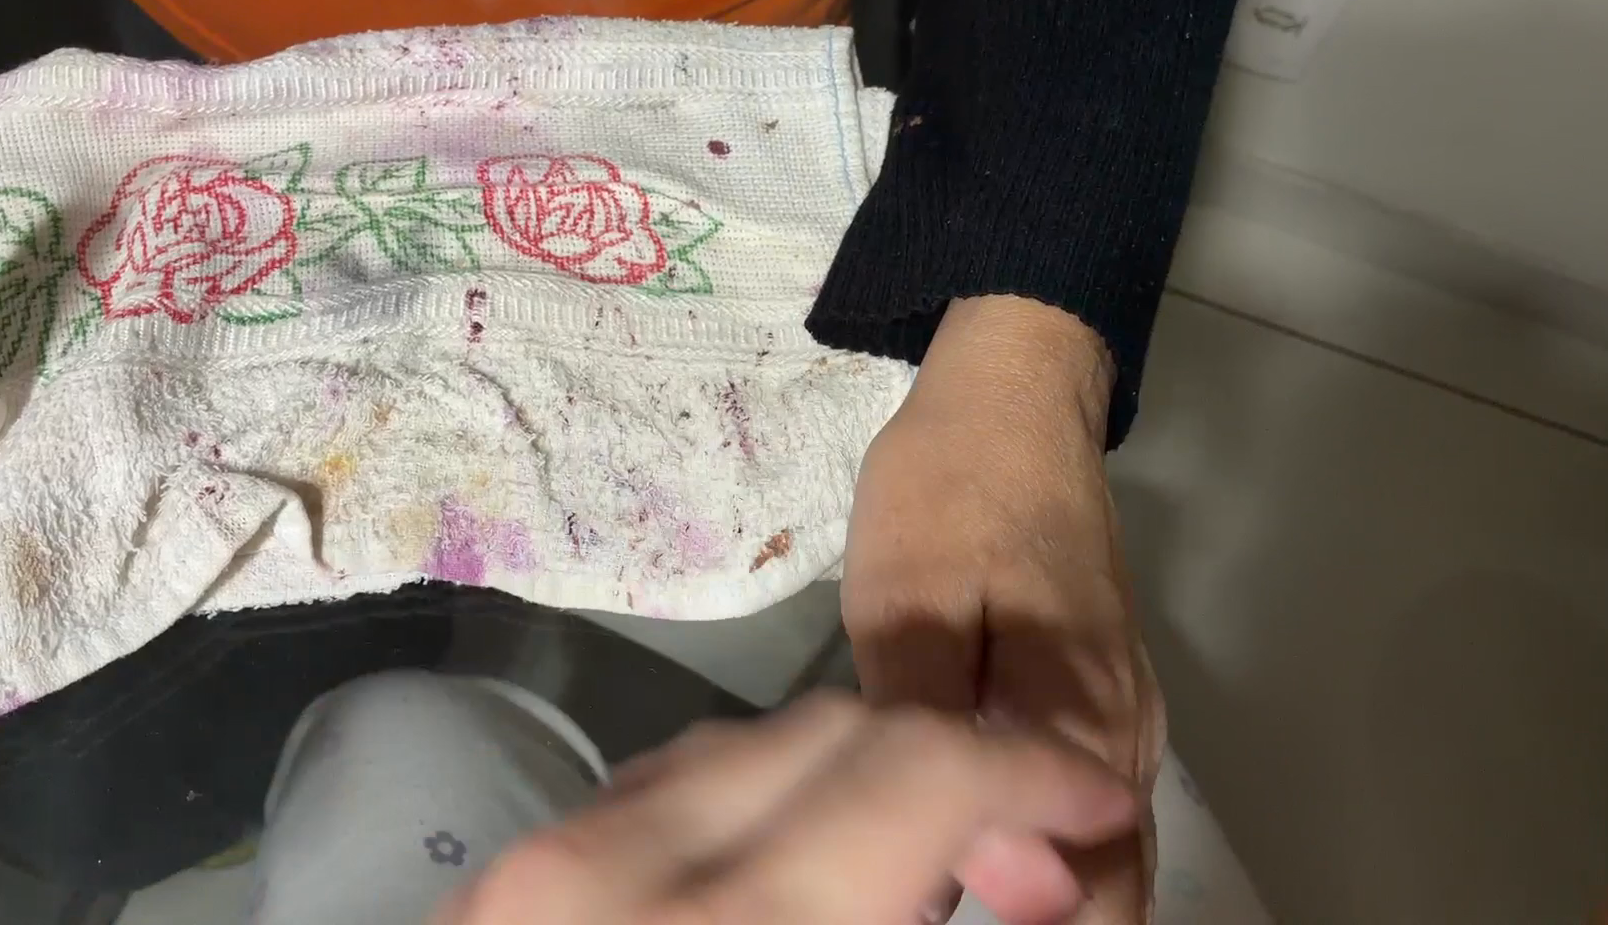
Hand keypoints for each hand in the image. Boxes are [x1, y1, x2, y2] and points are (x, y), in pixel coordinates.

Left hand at [430, 694, 1140, 924]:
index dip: (1028, 769)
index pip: (913, 768)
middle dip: (949, 769)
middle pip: (832, 728)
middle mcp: (618, 860)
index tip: (1092, 797)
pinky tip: (793, 862)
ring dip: (855, 781)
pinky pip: (673, 781)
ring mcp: (548, 854)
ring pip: (751, 741)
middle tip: (1017, 855)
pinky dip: (762, 801)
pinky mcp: (516, 867)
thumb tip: (1030, 878)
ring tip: (913, 862)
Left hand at [840, 295, 1163, 921]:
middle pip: (1099, 878)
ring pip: (1086, 832)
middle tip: (904, 879)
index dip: (1003, 906)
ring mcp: (1116, 701)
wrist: (1008, 398)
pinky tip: (952, 799)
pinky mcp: (1088, 673)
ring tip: (921, 853)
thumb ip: (929, 731)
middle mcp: (1125, 731)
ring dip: (1018, 863)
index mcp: (1084, 719)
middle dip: (1018, 898)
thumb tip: (952, 858)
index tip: (912, 893)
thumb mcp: (907, 602)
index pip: (1082, 891)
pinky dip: (1021, 812)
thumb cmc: (949, 488)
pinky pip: (1070, 777)